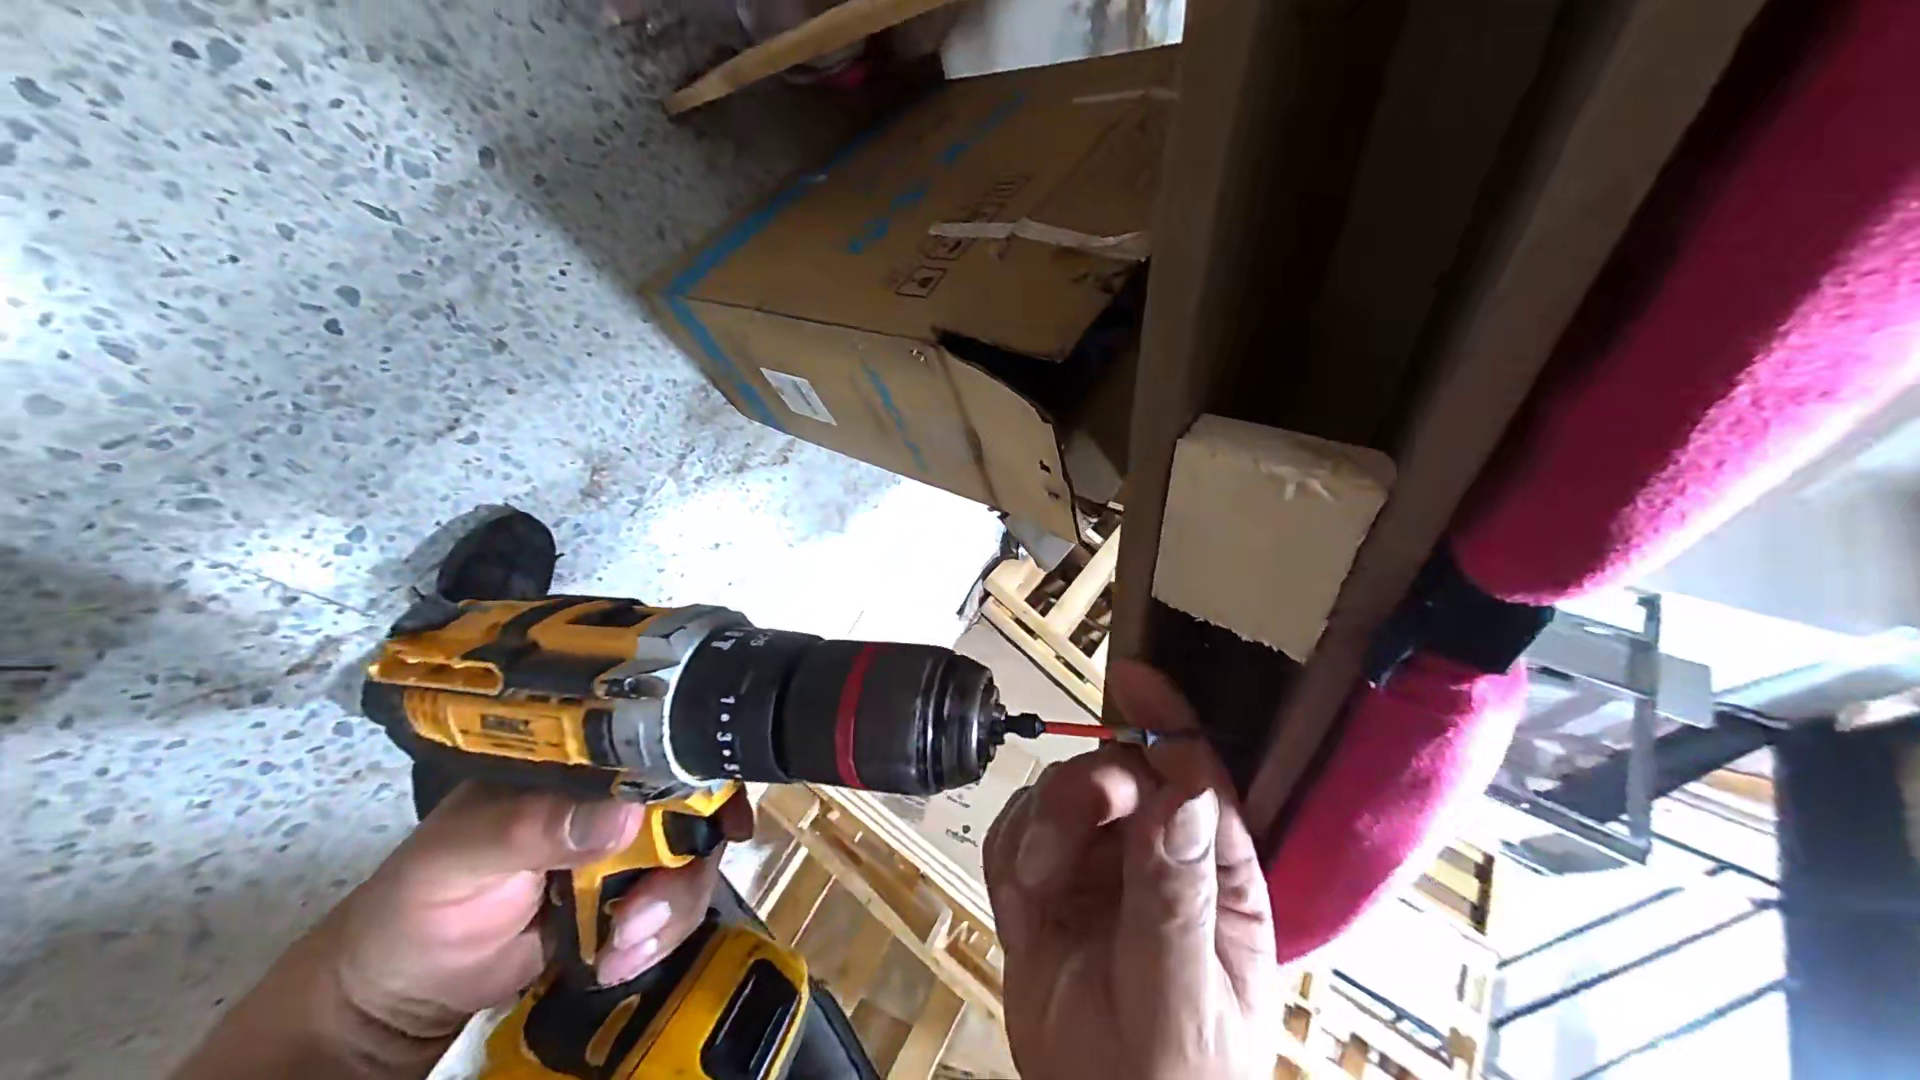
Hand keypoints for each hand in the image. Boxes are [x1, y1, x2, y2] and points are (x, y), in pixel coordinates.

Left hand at [171, 783, 752, 1079]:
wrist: (408, 987)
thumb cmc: (423, 897)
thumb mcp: (464, 852)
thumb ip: (534, 827)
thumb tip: (624, 814)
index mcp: (584, 766)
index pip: (660, 750)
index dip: (702, 776)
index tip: (722, 817)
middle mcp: (620, 799)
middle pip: (696, 809)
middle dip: (686, 863)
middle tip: (642, 912)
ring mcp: (632, 850)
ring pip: (695, 861)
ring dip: (671, 908)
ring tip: (623, 946)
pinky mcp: (635, 898)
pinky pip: (679, 908)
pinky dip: (662, 936)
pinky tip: (620, 959)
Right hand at [983, 661, 1280, 1079]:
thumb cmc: (1168, 1073)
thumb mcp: (1181, 992)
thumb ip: (1175, 894)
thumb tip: (1181, 793)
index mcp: (1212, 866)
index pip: (1194, 772)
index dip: (1166, 720)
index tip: (1132, 678)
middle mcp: (1152, 850)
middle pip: (1114, 773)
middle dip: (1085, 788)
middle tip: (1068, 820)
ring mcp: (1092, 862)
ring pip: (1056, 793)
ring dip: (1041, 828)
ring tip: (1039, 884)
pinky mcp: (1040, 878)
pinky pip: (1014, 830)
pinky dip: (1011, 851)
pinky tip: (1024, 896)